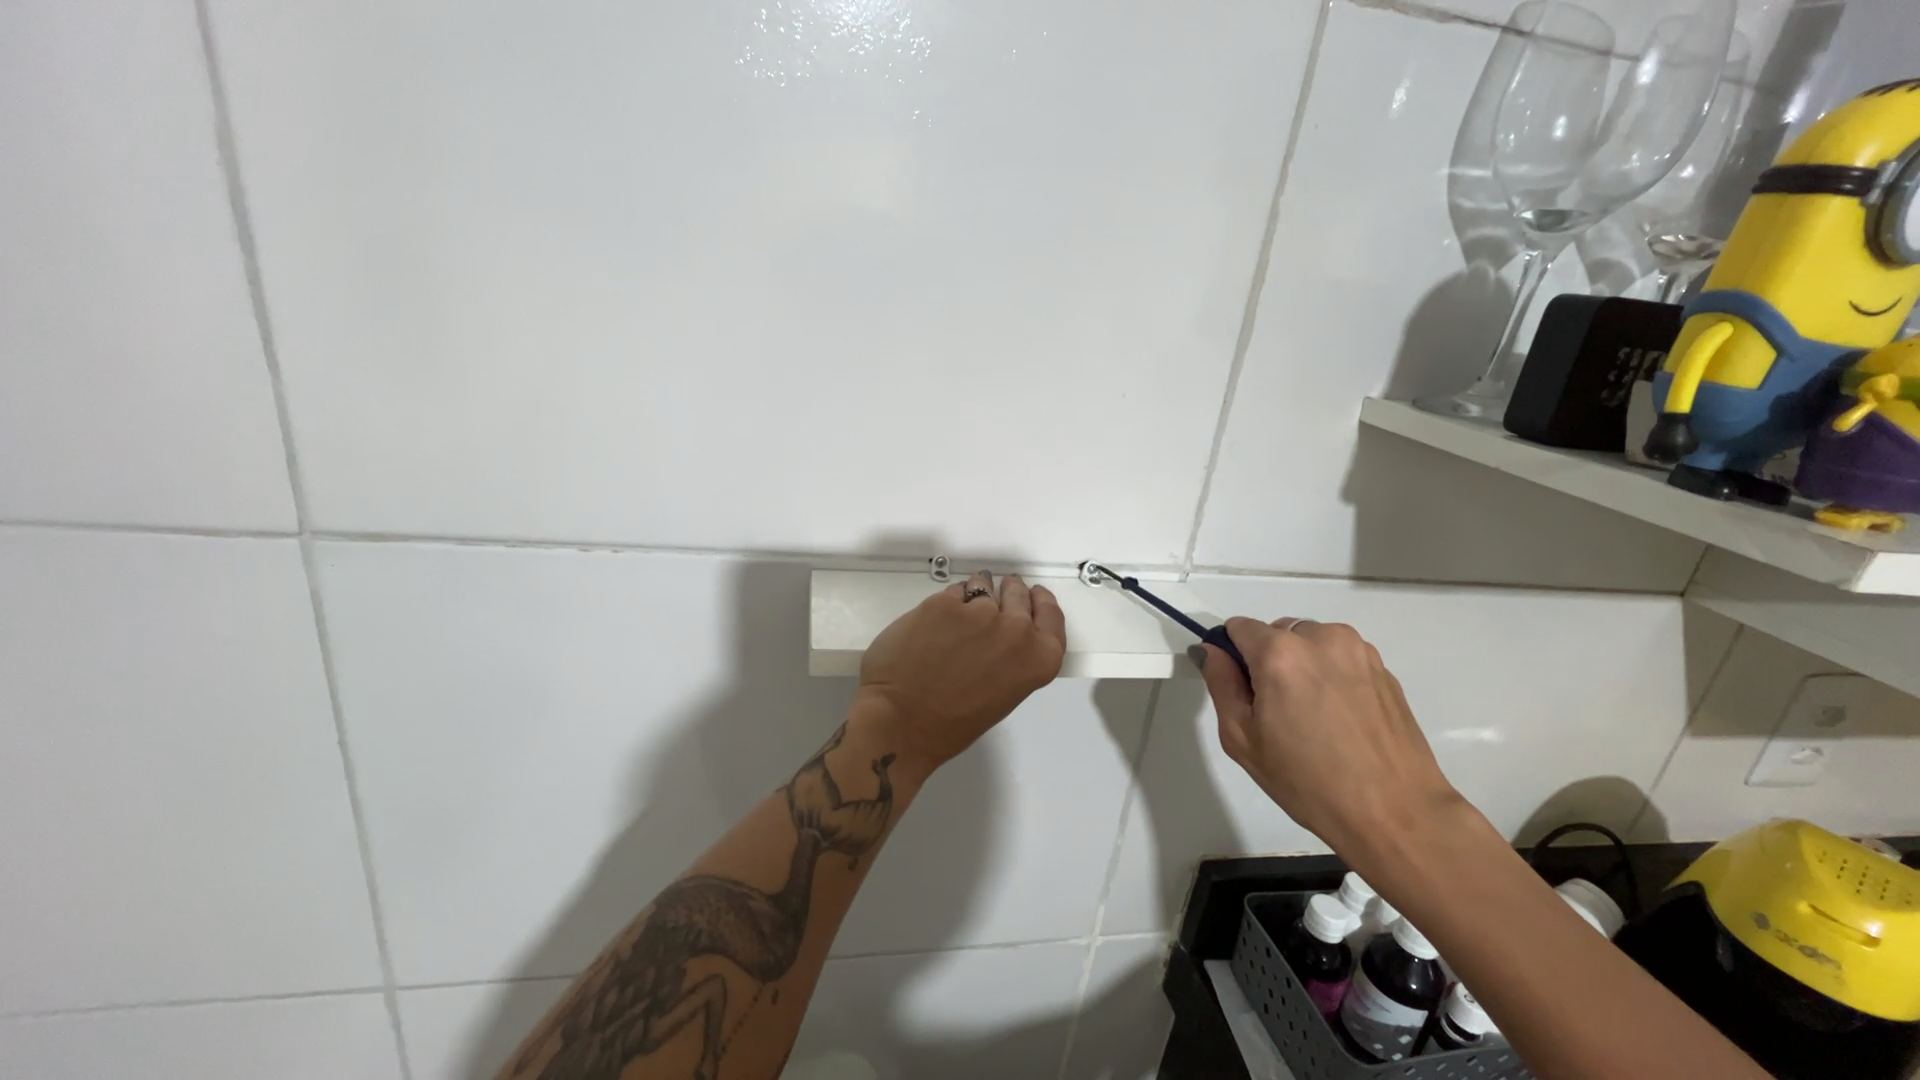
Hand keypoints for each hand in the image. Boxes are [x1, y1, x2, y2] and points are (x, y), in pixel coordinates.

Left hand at [853, 570, 1066, 772]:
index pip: (1051, 616)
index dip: (1041, 602)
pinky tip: (938, 616)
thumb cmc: (952, 724)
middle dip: (1009, 592)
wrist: (902, 720)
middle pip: (1019, 595)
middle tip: (996, 596)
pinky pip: (953, 592)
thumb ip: (1010, 661)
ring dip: (977, 591)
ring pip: (983, 586)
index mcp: (1038, 659)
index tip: (1034, 594)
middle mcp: (1016, 630)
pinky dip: (948, 601)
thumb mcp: (1001, 696)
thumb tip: (995, 639)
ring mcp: (979, 612)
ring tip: (963, 605)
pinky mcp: (944, 602)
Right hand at [1196, 617, 1461, 857]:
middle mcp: (1321, 638)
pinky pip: (1342, 659)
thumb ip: (1221, 684)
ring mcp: (1359, 651)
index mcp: (1280, 652)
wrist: (1394, 812)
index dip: (1232, 655)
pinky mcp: (1384, 668)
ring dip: (1303, 666)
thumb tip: (1213, 651)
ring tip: (1313, 717)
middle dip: (1269, 660)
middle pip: (1278, 633)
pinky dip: (1332, 676)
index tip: (1240, 690)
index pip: (1239, 628)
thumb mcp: (1242, 739)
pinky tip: (1340, 720)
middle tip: (1277, 711)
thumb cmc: (1308, 781)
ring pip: (1312, 643)